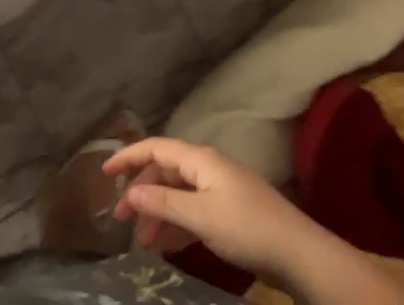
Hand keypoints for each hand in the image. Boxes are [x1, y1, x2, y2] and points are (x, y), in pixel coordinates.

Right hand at [104, 138, 325, 278]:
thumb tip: (129, 193)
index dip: (128, 157)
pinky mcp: (229, 213)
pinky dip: (176, 225)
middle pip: (165, 172)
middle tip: (121, 220)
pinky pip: (192, 212)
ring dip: (157, 214)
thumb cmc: (248, 228)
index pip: (156, 148)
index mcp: (201, 160)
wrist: (299, 255)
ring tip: (143, 241)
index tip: (104, 174)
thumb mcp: (200, 216)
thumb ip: (162, 203)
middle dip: (141, 193)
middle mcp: (208, 168)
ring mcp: (220, 191)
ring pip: (177, 195)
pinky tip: (166, 246)